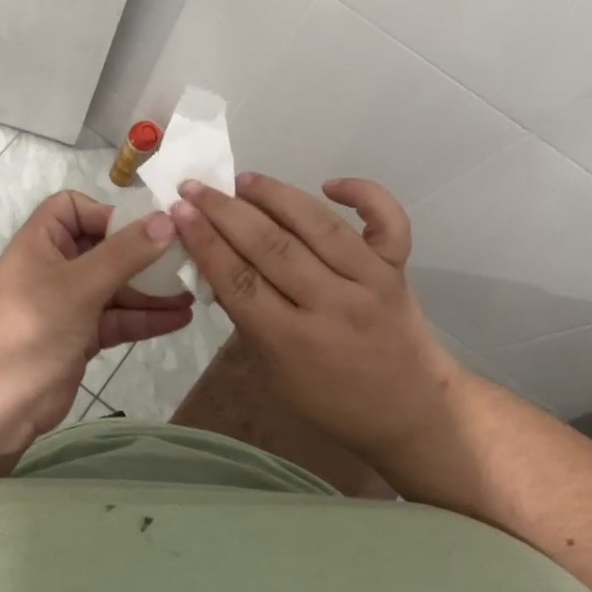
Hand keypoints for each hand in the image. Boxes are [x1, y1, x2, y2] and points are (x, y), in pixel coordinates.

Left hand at [0, 190, 192, 439]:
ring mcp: (67, 305)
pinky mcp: (79, 338)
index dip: (108, 212)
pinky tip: (180, 318)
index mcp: (41, 242)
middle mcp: (53, 268)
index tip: (147, 227)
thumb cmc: (31, 330)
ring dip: (150, 289)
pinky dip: (145, 318)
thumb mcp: (80, 286)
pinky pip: (116, 319)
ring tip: (193, 292)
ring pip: (114, 287)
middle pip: (103, 247)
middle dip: (143, 253)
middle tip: (187, 257)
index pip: (73, 207)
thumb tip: (168, 220)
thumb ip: (125, 253)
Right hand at [168, 173, 457, 460]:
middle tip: (196, 188)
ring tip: (243, 180)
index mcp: (292, 341)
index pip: (238, 279)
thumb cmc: (332, 401)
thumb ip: (246, 321)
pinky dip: (363, 194)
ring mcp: (369, 282)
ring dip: (275, 195)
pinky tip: (330, 184)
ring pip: (317, 224)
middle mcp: (331, 305)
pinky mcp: (397, 268)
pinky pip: (386, 221)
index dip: (204, 241)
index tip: (179, 212)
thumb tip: (214, 268)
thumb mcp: (274, 374)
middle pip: (270, 246)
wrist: (411, 412)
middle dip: (225, 211)